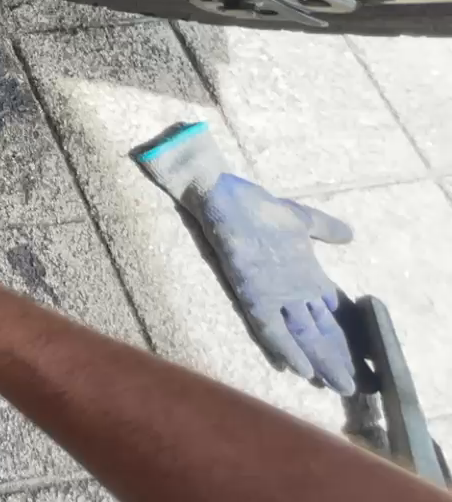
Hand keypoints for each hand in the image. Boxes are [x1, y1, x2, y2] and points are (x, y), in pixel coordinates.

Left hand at [199, 174, 357, 393]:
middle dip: (336, 358)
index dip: (345, 336)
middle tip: (353, 387)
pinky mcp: (250, 289)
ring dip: (319, 360)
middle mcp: (288, 289)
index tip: (362, 360)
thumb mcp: (298, 218)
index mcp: (303, 275)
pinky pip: (270, 323)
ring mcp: (271, 291)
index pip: (330, 314)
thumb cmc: (255, 205)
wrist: (220, 195)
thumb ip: (323, 228)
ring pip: (300, 334)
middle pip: (318, 330)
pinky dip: (286, 346)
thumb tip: (349, 235)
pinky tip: (299, 368)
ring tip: (336, 386)